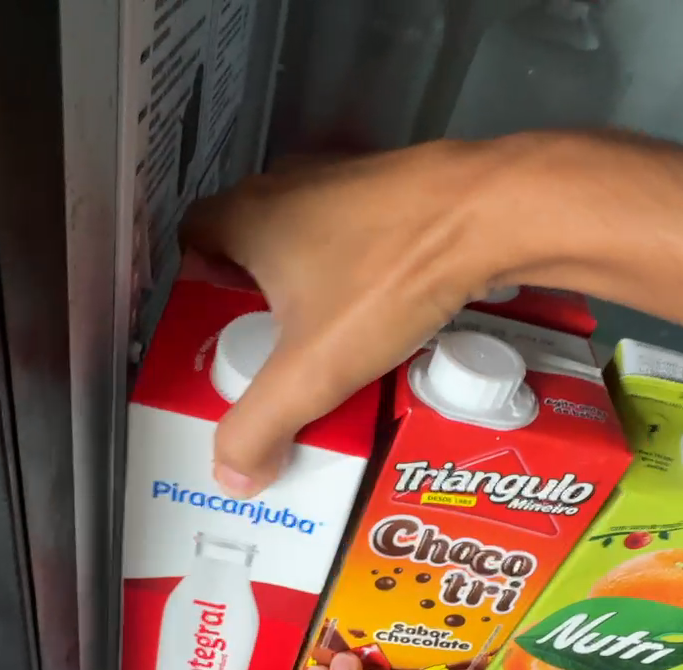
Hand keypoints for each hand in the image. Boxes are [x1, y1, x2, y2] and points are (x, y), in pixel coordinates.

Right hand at [182, 141, 530, 496]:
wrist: (491, 214)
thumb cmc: (385, 282)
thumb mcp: (311, 372)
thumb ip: (259, 427)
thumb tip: (232, 477)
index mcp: (247, 217)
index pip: (191, 241)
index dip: (195, 288)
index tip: (215, 331)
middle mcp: (286, 185)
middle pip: (245, 244)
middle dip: (249, 298)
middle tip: (270, 351)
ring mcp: (342, 179)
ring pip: (300, 238)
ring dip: (302, 285)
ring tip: (323, 341)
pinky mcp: (391, 186)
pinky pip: (350, 233)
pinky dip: (349, 269)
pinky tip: (376, 308)